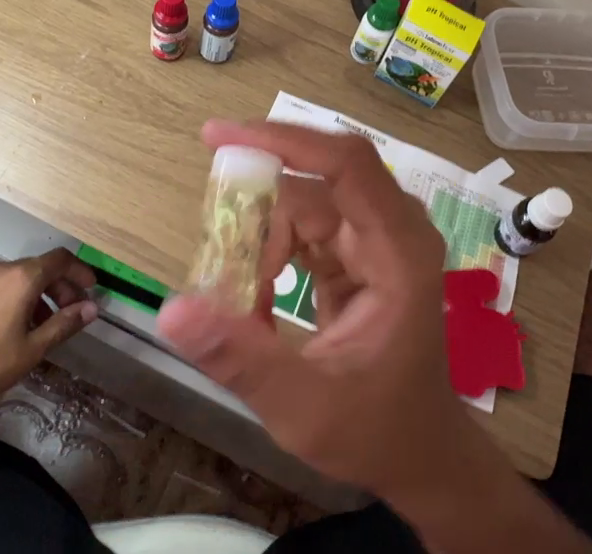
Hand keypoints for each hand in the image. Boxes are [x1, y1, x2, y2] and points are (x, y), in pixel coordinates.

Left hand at [0, 249, 98, 415]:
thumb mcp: (34, 348)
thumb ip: (65, 324)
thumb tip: (91, 308)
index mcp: (21, 278)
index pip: (60, 260)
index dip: (80, 271)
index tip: (91, 289)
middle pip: (38, 268)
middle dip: (59, 287)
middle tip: (70, 312)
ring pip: (16, 280)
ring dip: (36, 296)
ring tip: (42, 326)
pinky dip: (13, 300)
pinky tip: (10, 330)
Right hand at [158, 120, 477, 498]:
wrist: (421, 454)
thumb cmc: (377, 431)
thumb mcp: (304, 407)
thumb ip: (242, 358)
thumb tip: (171, 310)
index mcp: (399, 252)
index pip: (347, 165)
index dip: (285, 140)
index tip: (220, 137)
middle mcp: (393, 232)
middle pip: (316, 183)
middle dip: (257, 205)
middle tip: (214, 240)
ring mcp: (378, 240)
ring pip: (305, 204)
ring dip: (262, 240)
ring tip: (240, 295)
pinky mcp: (361, 254)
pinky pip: (306, 229)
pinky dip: (272, 254)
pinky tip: (256, 299)